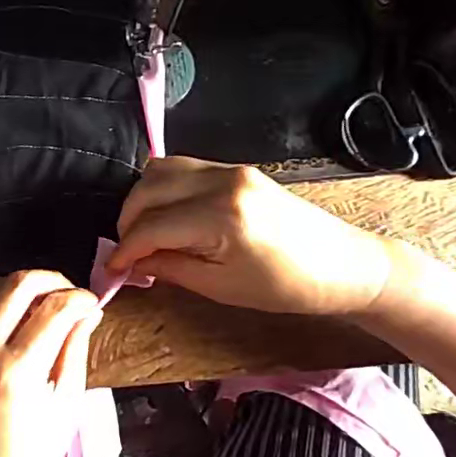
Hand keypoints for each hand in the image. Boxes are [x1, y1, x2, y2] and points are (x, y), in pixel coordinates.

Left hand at [0, 270, 101, 456]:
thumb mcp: (63, 412)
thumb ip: (74, 353)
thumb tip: (87, 313)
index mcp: (18, 371)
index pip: (55, 309)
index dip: (80, 297)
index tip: (91, 303)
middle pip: (19, 283)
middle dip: (53, 280)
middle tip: (69, 294)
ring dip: (19, 287)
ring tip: (39, 304)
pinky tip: (4, 315)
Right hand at [108, 156, 396, 316]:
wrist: (344, 265)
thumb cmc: (286, 287)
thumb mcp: (220, 288)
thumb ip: (169, 268)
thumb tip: (131, 264)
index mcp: (220, 216)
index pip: (150, 226)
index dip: (124, 250)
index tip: (111, 270)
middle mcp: (220, 181)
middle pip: (147, 190)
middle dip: (127, 222)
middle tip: (128, 254)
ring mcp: (229, 169)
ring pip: (160, 171)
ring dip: (142, 201)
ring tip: (144, 233)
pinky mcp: (235, 168)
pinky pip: (182, 168)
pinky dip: (162, 189)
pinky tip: (166, 215)